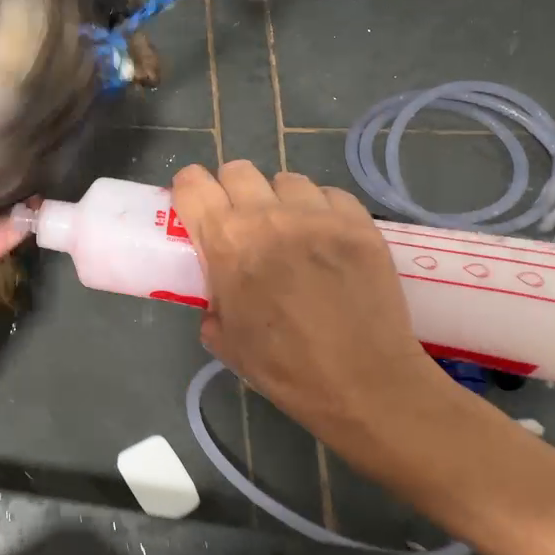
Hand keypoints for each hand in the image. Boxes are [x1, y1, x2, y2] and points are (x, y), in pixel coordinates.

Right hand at [171, 161, 440, 436]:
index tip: (196, 208)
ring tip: (291, 229)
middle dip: (233, 190)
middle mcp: (267, 217)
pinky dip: (323, 209)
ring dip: (280, 199)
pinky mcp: (361, 225)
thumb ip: (211, 296)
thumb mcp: (221, 335)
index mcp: (224, 241)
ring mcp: (317, 217)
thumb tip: (218, 286)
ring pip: (287, 179)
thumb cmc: (283, 367)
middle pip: (237, 170)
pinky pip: (332, 195)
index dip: (190, 191)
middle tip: (243, 221)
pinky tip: (327, 238)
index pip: (191, 183)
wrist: (365, 384)